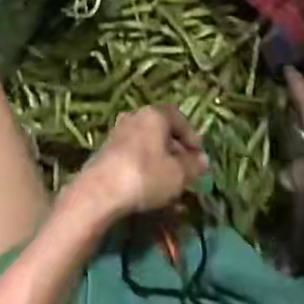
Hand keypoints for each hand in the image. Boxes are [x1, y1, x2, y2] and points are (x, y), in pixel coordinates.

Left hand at [73, 104, 207, 220]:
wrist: (101, 189)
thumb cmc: (145, 176)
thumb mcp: (178, 174)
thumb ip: (193, 165)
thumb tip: (202, 159)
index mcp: (154, 114)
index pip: (178, 117)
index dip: (192, 136)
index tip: (199, 157)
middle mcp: (135, 115)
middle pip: (161, 127)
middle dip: (176, 147)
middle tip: (186, 168)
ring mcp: (118, 130)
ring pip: (147, 139)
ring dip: (160, 155)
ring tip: (170, 178)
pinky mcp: (107, 146)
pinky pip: (134, 149)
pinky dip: (145, 161)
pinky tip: (149, 181)